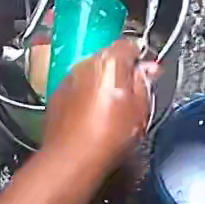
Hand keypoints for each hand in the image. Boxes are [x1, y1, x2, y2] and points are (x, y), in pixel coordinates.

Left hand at [42, 38, 158, 171]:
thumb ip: (144, 83)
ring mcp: (68, 78)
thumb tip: (147, 70)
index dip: (140, 60)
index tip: (145, 74)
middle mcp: (85, 63)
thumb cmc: (106, 138)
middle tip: (130, 98)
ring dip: (100, 86)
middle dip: (119, 73)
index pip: (129, 45)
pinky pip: (76, 89)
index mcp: (110, 61)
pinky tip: (92, 119)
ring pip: (90, 73)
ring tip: (110, 112)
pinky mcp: (57, 95)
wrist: (73, 159)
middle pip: (108, 58)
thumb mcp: (140, 110)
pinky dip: (84, 97)